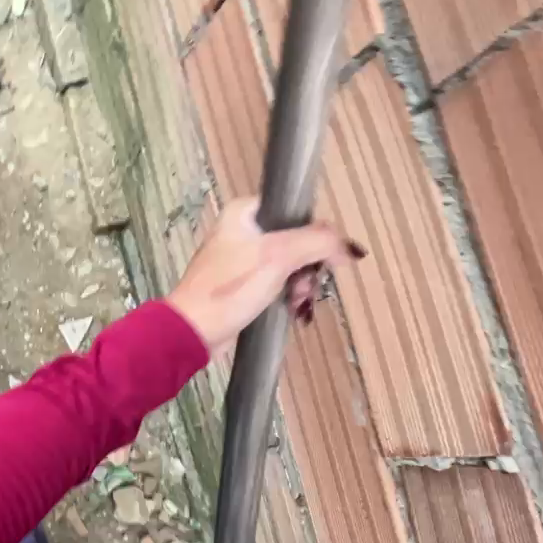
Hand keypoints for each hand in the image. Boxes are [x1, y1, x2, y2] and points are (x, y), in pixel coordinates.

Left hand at [162, 200, 364, 351]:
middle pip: (297, 240)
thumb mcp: (279, 256)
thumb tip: (350, 249)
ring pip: (290, 265)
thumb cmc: (230, 287)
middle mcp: (241, 231)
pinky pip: (277, 284)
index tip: (324, 258)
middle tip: (305, 284)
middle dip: (309, 266)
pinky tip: (292, 309)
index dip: (315, 234)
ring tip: (296, 301)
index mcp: (244, 212)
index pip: (296, 211)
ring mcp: (240, 259)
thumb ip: (319, 243)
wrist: (193, 330)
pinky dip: (288, 295)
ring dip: (301, 284)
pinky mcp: (241, 285)